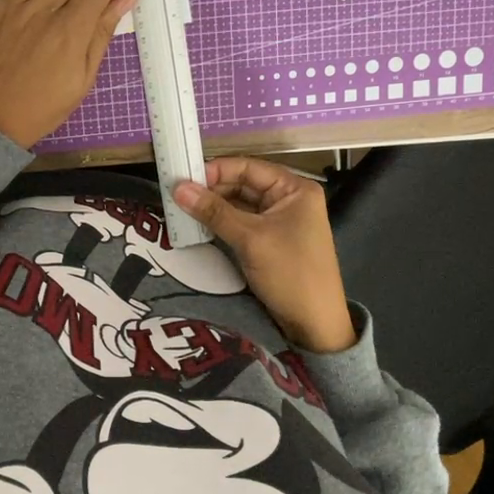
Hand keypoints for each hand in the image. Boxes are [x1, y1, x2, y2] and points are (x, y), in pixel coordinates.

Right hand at [174, 159, 356, 353]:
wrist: (316, 327)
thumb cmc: (290, 274)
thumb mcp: (250, 239)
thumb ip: (213, 211)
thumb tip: (177, 187)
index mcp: (294, 188)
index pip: (249, 167)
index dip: (216, 170)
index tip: (184, 178)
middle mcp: (289, 198)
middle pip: (243, 184)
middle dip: (212, 189)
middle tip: (177, 195)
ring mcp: (280, 220)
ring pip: (240, 204)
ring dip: (214, 207)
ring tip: (182, 209)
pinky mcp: (271, 240)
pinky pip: (242, 222)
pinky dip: (222, 223)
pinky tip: (199, 224)